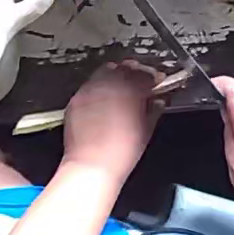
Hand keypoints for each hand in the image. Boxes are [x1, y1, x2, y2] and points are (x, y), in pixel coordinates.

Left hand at [62, 61, 163, 181]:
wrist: (92, 166)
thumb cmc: (121, 152)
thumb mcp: (146, 130)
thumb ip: (153, 110)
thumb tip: (157, 102)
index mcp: (129, 90)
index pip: (144, 74)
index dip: (153, 77)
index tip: (157, 81)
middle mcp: (108, 85)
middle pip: (124, 67)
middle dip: (134, 72)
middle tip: (141, 80)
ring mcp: (89, 91)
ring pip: (104, 72)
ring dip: (116, 76)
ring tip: (122, 88)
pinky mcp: (76, 100)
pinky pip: (90, 86)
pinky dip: (99, 87)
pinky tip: (105, 99)